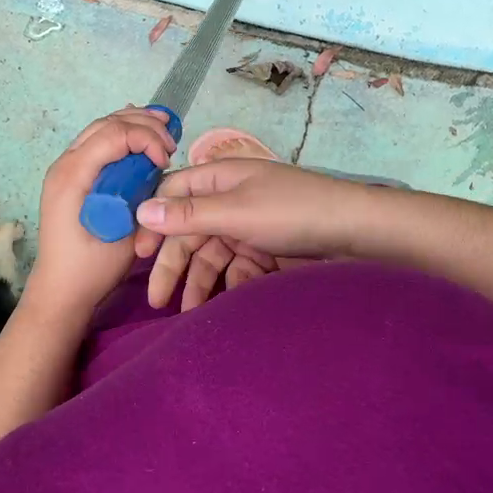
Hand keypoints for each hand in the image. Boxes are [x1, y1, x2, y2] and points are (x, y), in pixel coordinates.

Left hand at [24, 107, 177, 316]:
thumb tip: (159, 170)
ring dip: (133, 123)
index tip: (166, 161)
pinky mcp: (70, 175)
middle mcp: (64, 163)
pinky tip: (138, 129)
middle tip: (172, 141)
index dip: (146, 138)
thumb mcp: (126, 237)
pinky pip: (96, 141)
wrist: (60, 291)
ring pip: (101, 128)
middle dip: (144, 125)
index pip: (114, 134)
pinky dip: (120, 133)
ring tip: (163, 125)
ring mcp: (64, 167)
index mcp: (73, 176)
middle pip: (107, 124)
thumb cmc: (92, 269)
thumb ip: (142, 199)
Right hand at [132, 159, 367, 310]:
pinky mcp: (266, 253)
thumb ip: (188, 215)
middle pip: (189, 230)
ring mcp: (249, 227)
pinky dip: (227, 286)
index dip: (152, 221)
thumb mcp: (236, 212)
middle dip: (173, 263)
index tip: (136, 254)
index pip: (173, 193)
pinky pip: (236, 270)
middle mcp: (230, 200)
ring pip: (211, 255)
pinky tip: (222, 307)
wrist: (356, 235)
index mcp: (220, 178)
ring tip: (188, 313)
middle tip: (157, 299)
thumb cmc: (292, 212)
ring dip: (198, 281)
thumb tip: (139, 211)